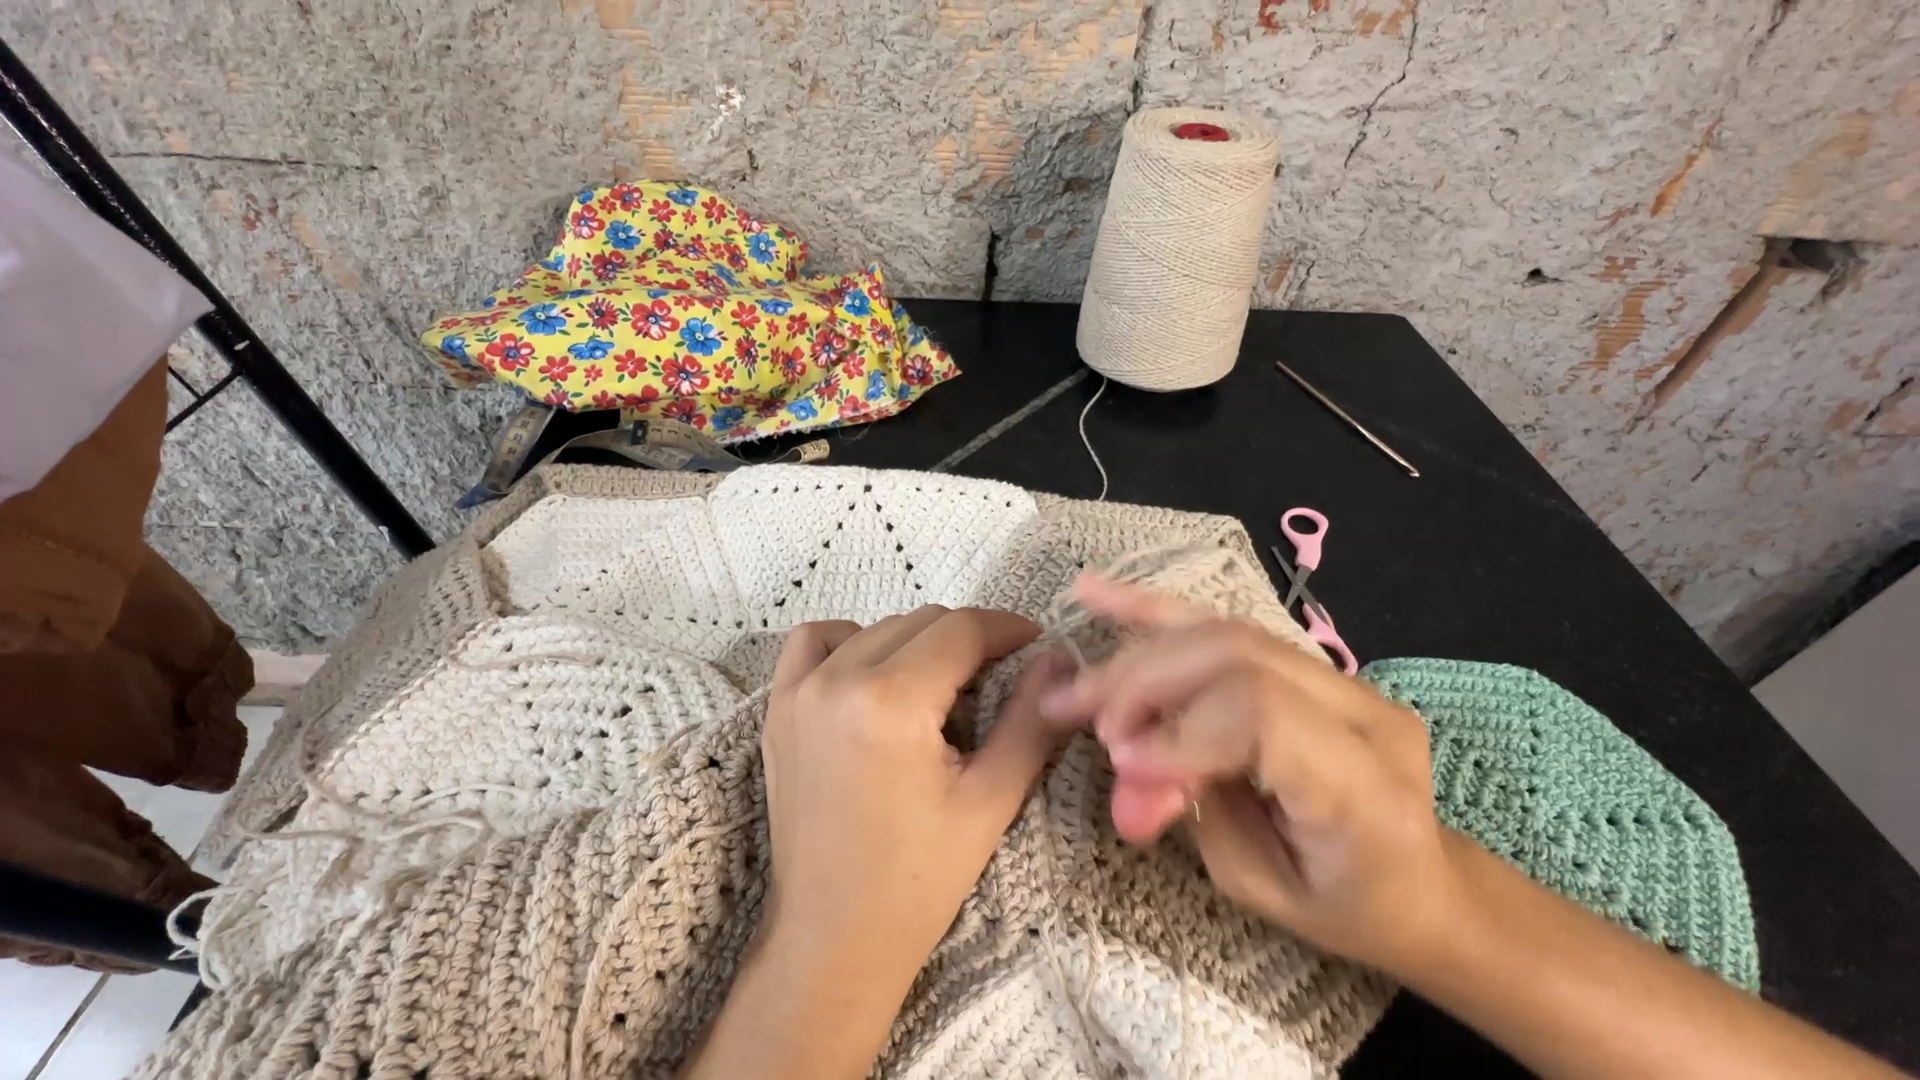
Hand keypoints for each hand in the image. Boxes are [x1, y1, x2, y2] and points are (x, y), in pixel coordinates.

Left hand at [758, 605, 1076, 985]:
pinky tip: (874, 677)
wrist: (834, 936)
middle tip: (994, 684)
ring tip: (938, 690)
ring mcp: (799, 693)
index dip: (1007, 628)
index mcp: (893, 703)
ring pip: (876, 628)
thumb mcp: (991, 799)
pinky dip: (850, 642)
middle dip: (968, 642)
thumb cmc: (919, 878)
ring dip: (917, 644)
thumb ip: (1031, 720)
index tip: (1035, 644)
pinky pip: (814, 642)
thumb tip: (1059, 660)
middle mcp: (838, 682)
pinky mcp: (778, 710)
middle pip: (922, 622)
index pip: (961, 629)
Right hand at [1038, 574, 1463, 973]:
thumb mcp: (1259, 886)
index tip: (1123, 763)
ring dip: (1138, 654)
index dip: (1177, 731)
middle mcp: (1364, 713)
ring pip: (1223, 633)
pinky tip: (1097, 593)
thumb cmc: (1343, 903)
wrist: (1418, 880)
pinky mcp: (1311, 662)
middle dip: (1142, 685)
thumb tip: (1123, 773)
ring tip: (1078, 686)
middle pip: (1234, 656)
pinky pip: (1230, 624)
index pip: (1261, 714)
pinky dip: (1158, 612)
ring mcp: (1343, 677)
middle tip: (1087, 725)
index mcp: (1365, 788)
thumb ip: (1192, 814)